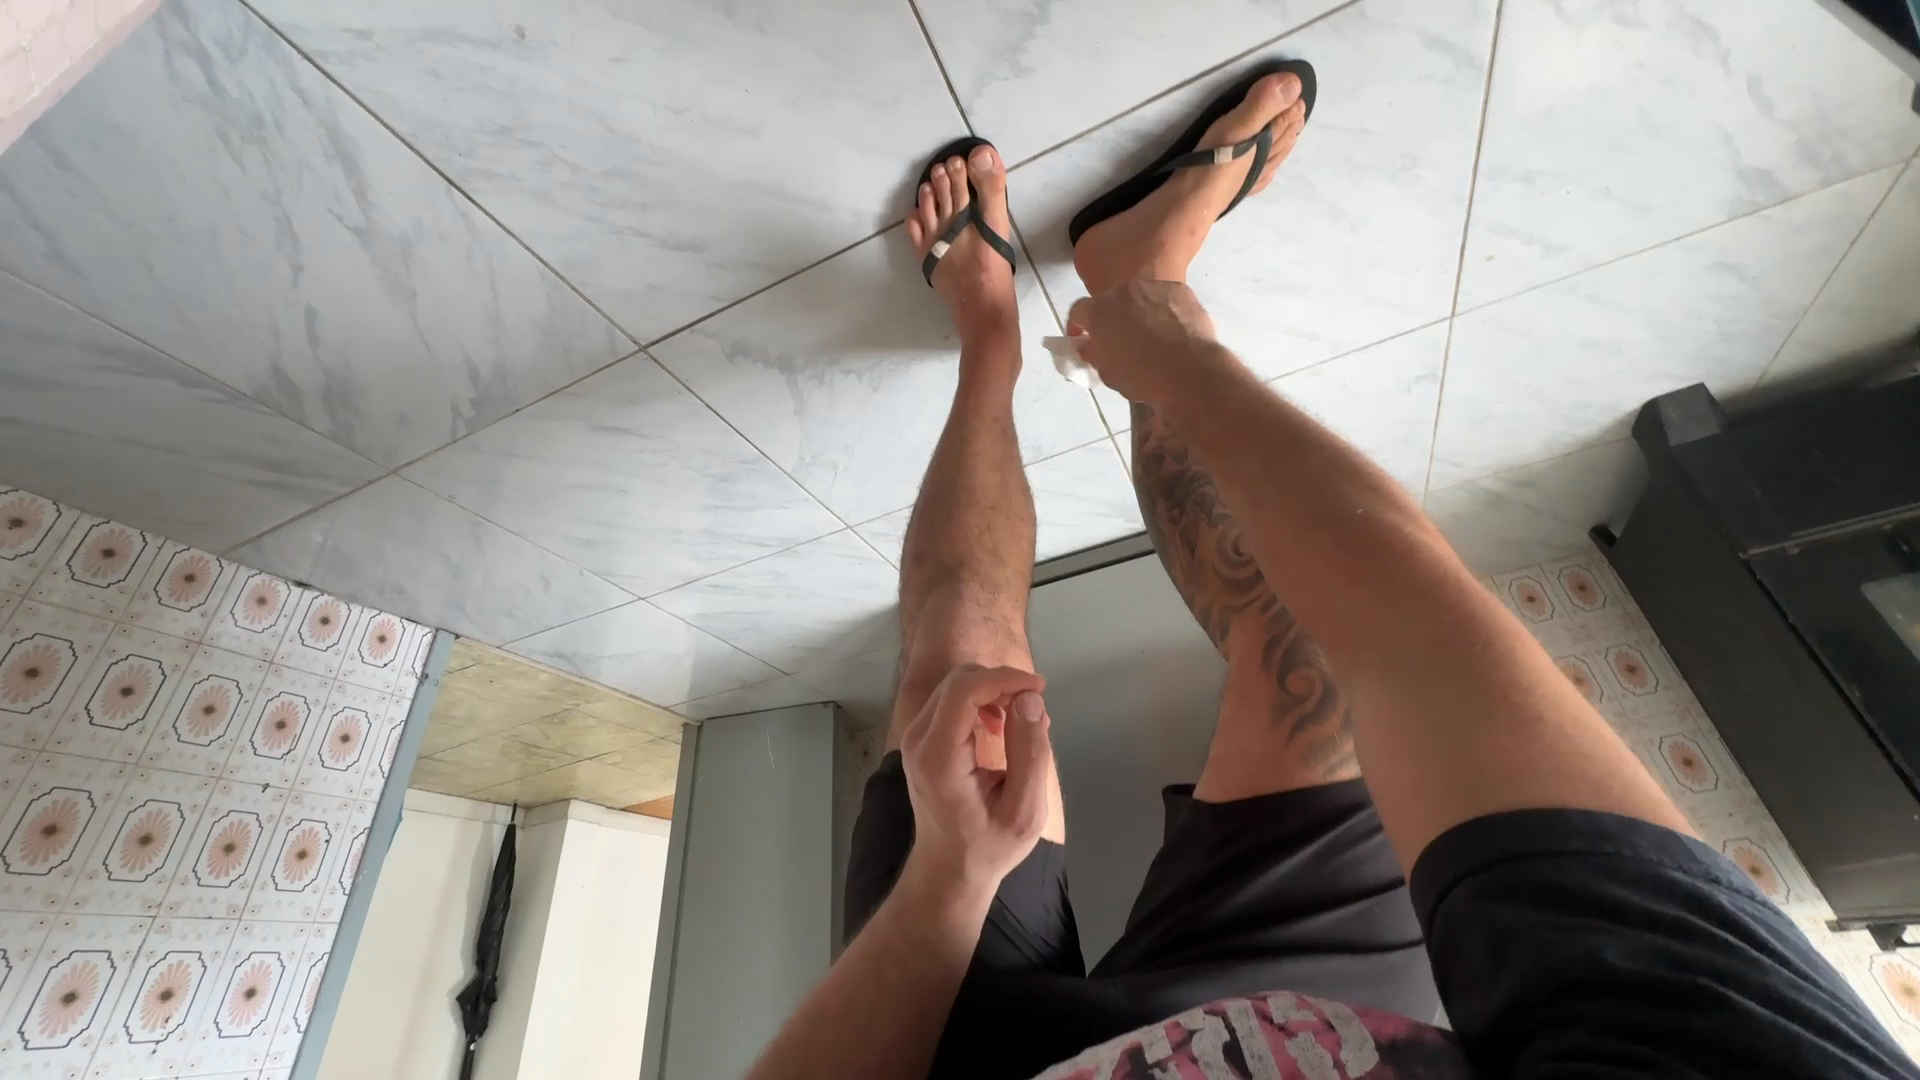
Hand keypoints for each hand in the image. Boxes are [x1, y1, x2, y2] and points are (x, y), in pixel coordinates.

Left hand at [898, 665, 1053, 900]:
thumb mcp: (1025, 811)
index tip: (1039, 688)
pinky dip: (980, 700)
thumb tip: (1030, 700)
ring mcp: (914, 737)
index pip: (964, 690)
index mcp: (939, 758)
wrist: (948, 868)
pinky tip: (998, 726)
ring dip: (992, 690)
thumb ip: (1030, 754)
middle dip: (1001, 682)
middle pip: (958, 680)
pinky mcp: (920, 737)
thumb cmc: (989, 846)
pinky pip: (951, 699)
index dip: (1004, 678)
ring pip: (955, 685)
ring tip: (1020, 723)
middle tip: (1034, 709)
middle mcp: (918, 740)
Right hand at [1065, 279, 1223, 403]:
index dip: (1078, 326)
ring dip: (1138, 312)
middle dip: (1111, 318)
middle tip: (1118, 340)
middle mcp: (1123, 291)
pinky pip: (1165, 298)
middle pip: (1110, 301)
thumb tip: (1088, 345)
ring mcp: (1154, 287)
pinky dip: (1164, 311)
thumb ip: (1093, 353)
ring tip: (1150, 336)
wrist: (1191, 373)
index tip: (1082, 339)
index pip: (1078, 311)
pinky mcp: (1181, 290)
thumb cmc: (1142, 378)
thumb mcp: (1107, 372)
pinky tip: (1172, 331)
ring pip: (1140, 297)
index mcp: (1099, 311)